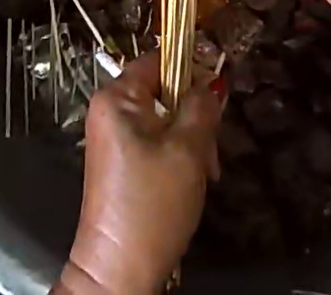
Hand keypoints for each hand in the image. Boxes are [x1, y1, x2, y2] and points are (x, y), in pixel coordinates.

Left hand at [56, 56, 222, 294]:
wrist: (119, 277)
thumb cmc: (152, 204)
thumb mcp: (188, 148)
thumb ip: (203, 105)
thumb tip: (214, 79)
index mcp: (117, 98)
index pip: (160, 58)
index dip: (192, 66)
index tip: (220, 85)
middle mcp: (110, 111)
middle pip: (165, 89)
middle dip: (196, 113)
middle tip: (213, 143)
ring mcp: (115, 138)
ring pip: (166, 117)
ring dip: (193, 137)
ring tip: (208, 169)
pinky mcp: (124, 163)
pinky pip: (158, 140)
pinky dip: (181, 153)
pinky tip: (196, 178)